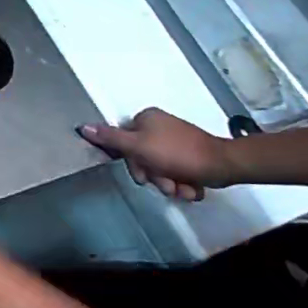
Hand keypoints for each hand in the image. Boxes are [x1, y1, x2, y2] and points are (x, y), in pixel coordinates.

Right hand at [79, 108, 235, 200]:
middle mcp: (160, 127)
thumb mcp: (137, 146)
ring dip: (167, 183)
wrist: (224, 165)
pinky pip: (175, 171)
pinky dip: (181, 182)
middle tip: (165, 183)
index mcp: (147, 119)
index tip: (143, 171)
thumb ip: (110, 138)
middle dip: (153, 176)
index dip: (131, 161)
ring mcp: (176, 142)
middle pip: (141, 157)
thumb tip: (83, 127)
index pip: (124, 141)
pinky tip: (189, 186)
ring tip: (180, 187)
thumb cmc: (178, 153)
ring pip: (159, 168)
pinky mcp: (191, 156)